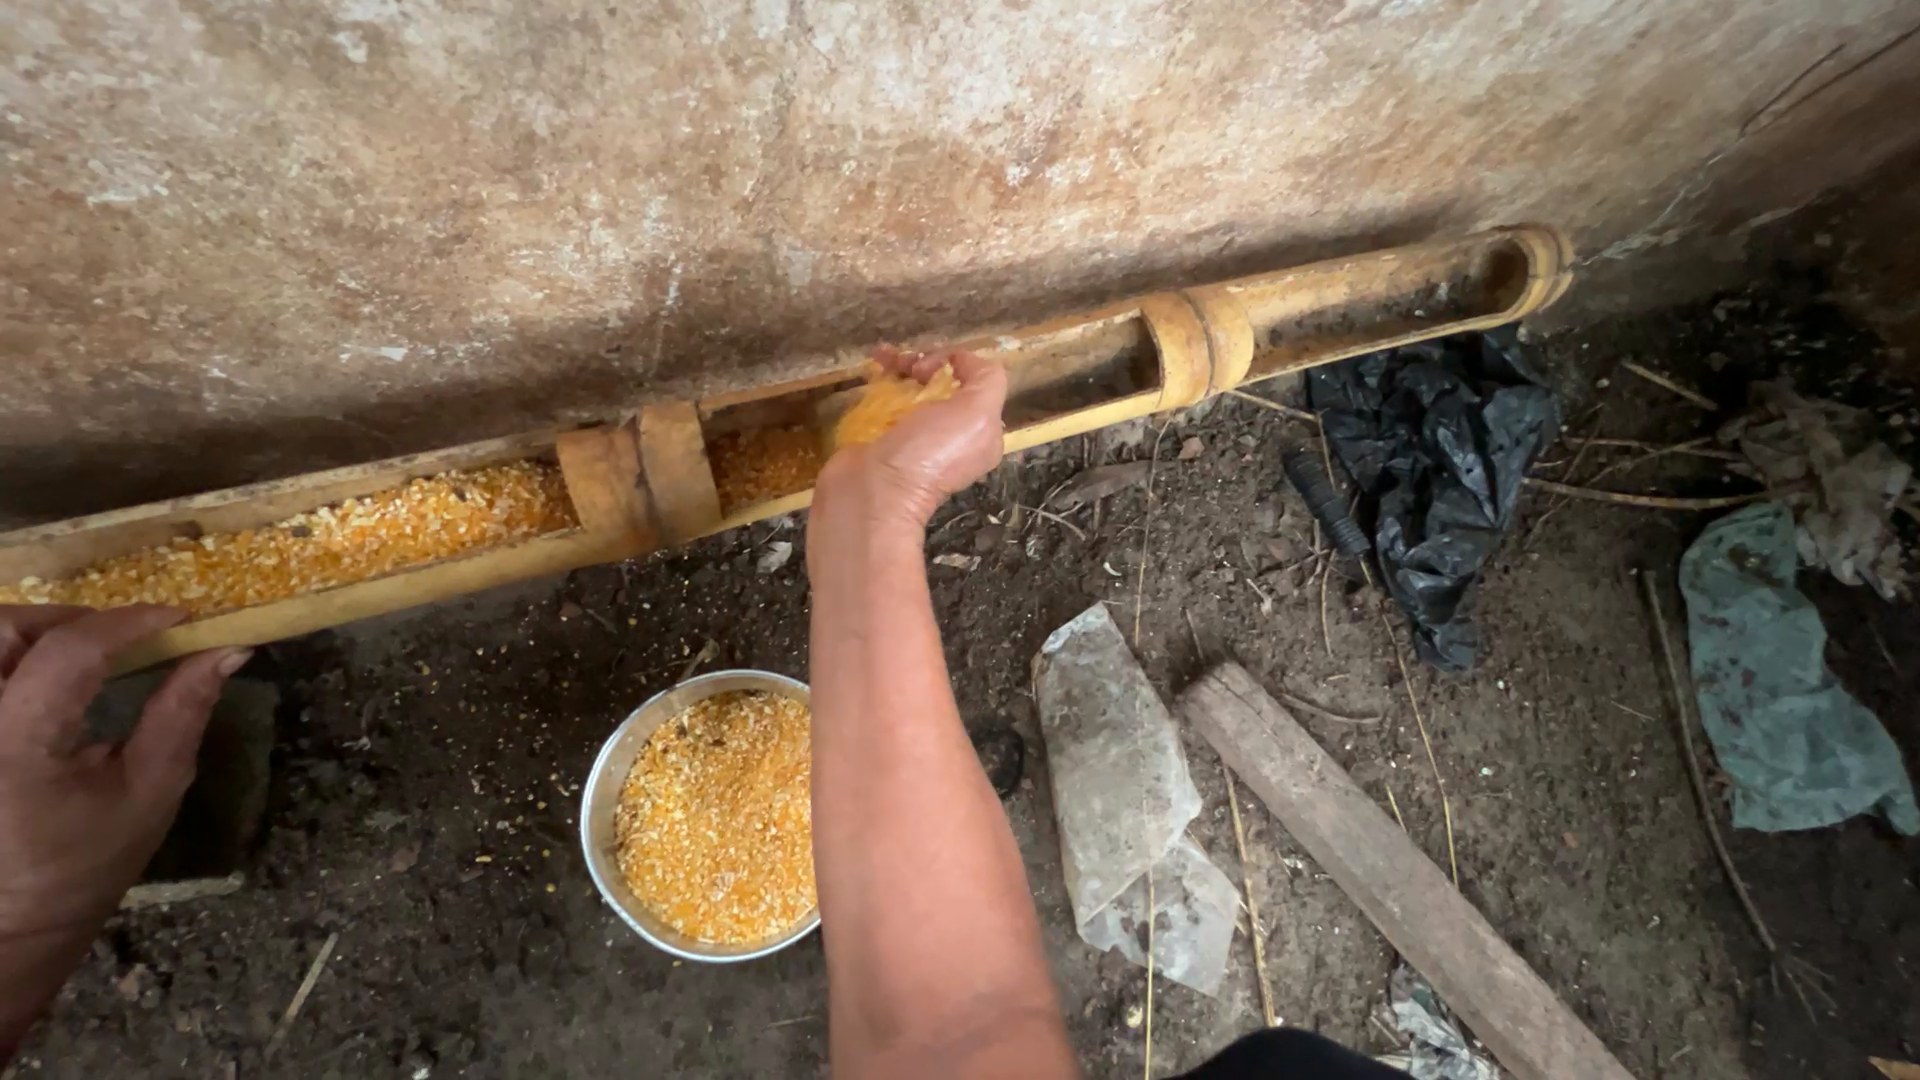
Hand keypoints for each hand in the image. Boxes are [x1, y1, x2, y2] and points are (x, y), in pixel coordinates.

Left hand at [0, 605, 247, 1054]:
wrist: (1, 925)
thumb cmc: (87, 858)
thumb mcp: (155, 782)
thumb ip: (184, 708)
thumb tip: (229, 648)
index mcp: (14, 747)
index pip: (68, 652)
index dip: (131, 621)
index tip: (182, 618)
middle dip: (64, 619)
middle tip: (119, 635)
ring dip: (27, 635)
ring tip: (77, 654)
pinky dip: (8, 662)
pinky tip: (37, 679)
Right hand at [817, 346, 1007, 530]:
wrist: (874, 492)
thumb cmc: (929, 455)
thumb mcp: (977, 414)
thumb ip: (986, 380)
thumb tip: (961, 361)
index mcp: (982, 432)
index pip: (977, 380)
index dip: (956, 363)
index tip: (932, 369)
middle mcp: (953, 433)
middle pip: (946, 379)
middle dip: (927, 360)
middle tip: (909, 366)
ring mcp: (918, 433)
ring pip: (917, 382)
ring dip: (903, 361)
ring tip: (886, 357)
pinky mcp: (886, 433)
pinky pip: (891, 394)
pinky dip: (884, 374)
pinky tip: (876, 361)